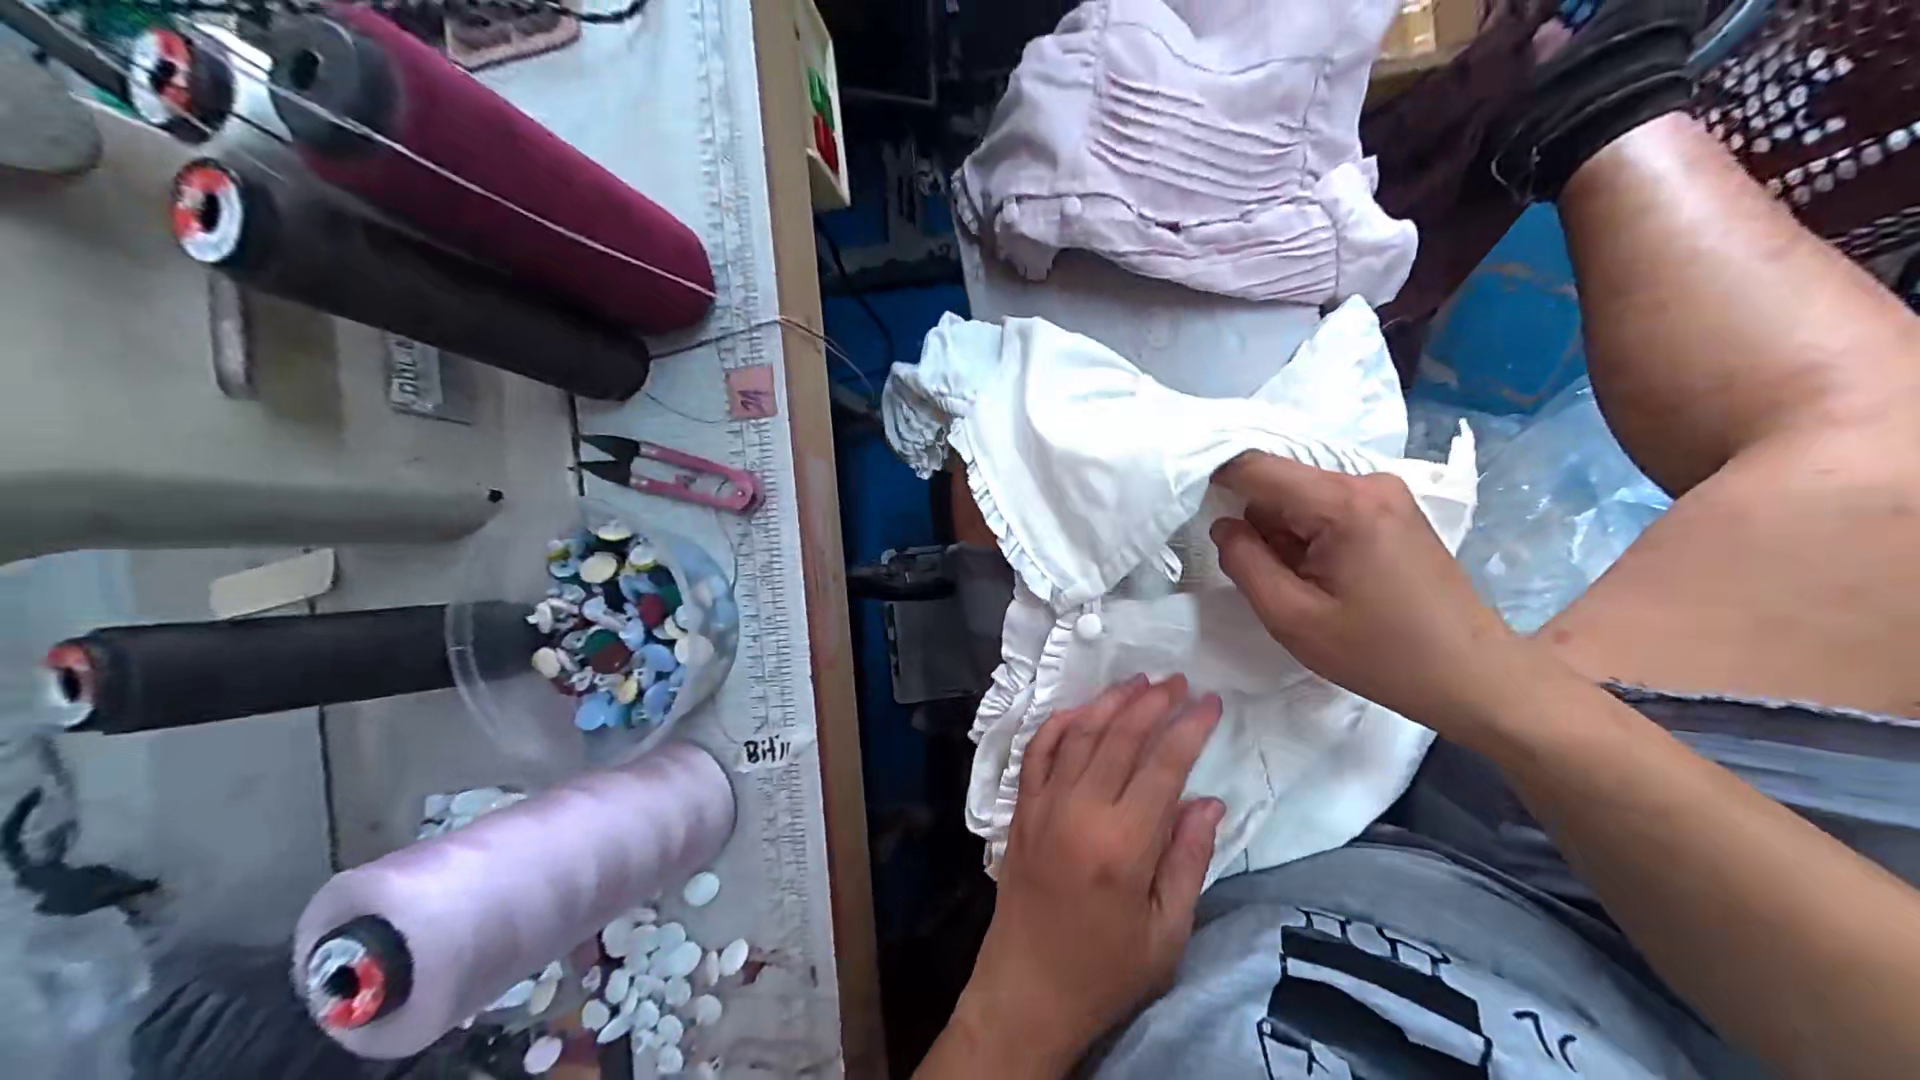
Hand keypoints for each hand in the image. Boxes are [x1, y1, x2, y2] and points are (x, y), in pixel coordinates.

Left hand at [929, 676, 1224, 1077]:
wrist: (1026, 990)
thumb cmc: (1105, 971)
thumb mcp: (1166, 933)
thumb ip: (1188, 860)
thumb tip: (1209, 801)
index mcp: (1123, 844)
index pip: (1164, 765)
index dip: (1190, 728)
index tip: (1211, 702)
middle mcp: (1080, 811)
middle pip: (1120, 737)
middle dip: (1153, 703)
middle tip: (1179, 682)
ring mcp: (1043, 805)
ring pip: (1078, 734)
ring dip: (1109, 703)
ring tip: (1138, 683)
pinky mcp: (1020, 810)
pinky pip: (1036, 753)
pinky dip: (1056, 725)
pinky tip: (1078, 710)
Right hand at [1210, 452, 1552, 732]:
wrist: (1473, 675)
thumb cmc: (1380, 653)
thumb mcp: (1292, 618)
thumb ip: (1244, 562)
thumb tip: (1223, 524)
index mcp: (1343, 504)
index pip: (1255, 466)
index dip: (1215, 480)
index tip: (1189, 509)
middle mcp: (1367, 482)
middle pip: (1279, 480)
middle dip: (1254, 518)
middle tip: (1259, 571)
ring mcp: (1385, 493)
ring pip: (1300, 494)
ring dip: (1281, 530)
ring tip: (1297, 581)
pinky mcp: (1393, 510)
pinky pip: (1326, 506)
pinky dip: (1306, 533)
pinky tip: (1320, 573)